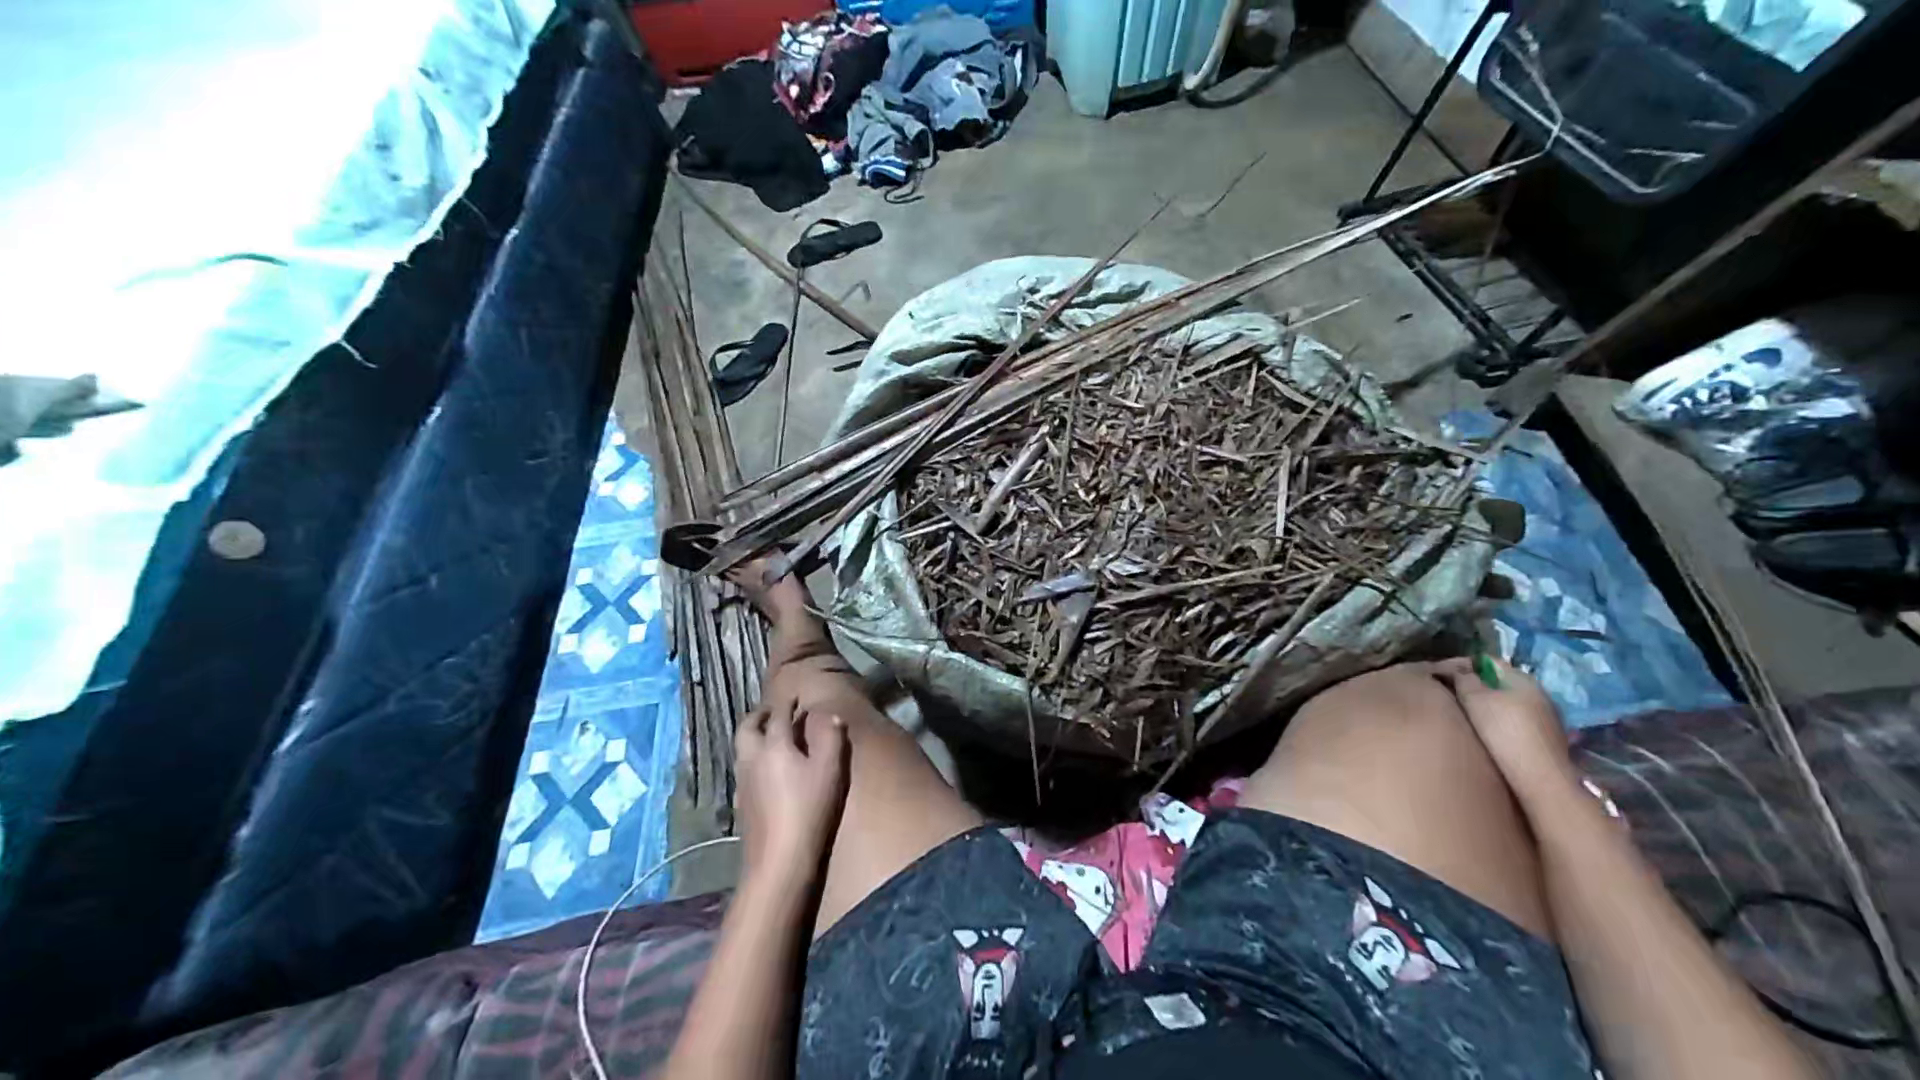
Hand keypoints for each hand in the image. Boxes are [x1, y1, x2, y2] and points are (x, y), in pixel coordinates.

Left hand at [735, 705, 848, 887]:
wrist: (778, 860)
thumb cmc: (809, 810)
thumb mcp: (829, 771)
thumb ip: (831, 738)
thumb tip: (831, 715)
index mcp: (774, 745)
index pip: (780, 714)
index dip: (789, 702)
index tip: (796, 694)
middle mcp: (752, 757)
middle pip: (748, 727)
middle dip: (760, 715)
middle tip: (774, 712)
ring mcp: (743, 781)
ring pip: (742, 748)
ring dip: (753, 736)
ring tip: (769, 736)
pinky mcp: (741, 801)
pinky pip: (743, 768)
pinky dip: (753, 758)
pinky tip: (765, 770)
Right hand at [1434, 655, 1577, 803]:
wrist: (1540, 779)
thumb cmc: (1504, 731)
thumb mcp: (1474, 699)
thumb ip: (1463, 678)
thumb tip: (1456, 670)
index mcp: (1524, 680)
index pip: (1488, 661)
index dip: (1461, 663)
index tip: (1439, 674)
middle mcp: (1539, 695)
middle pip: (1498, 682)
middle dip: (1473, 685)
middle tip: (1447, 694)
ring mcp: (1545, 719)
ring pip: (1506, 702)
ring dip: (1484, 705)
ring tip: (1461, 714)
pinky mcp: (1545, 740)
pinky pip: (1513, 720)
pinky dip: (1496, 721)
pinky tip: (1483, 732)